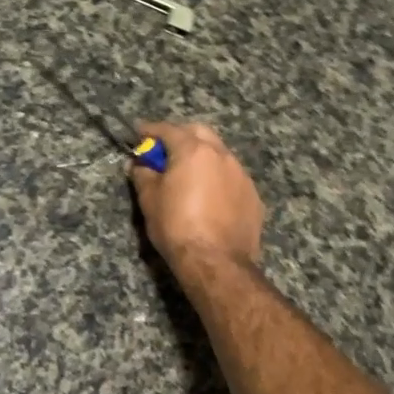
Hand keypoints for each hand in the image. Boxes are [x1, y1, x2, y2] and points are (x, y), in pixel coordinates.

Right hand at [129, 121, 265, 277]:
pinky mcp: (254, 197)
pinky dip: (218, 178)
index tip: (138, 133)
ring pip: (219, 153)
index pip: (167, 129)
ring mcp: (241, 175)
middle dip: (180, 136)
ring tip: (189, 175)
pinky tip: (209, 197)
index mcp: (193, 150)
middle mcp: (221, 155)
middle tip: (165, 152)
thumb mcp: (149, 199)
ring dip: (202, 157)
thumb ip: (142, 174)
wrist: (217, 264)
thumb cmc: (177, 226)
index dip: (150, 130)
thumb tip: (139, 164)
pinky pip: (232, 177)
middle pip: (199, 133)